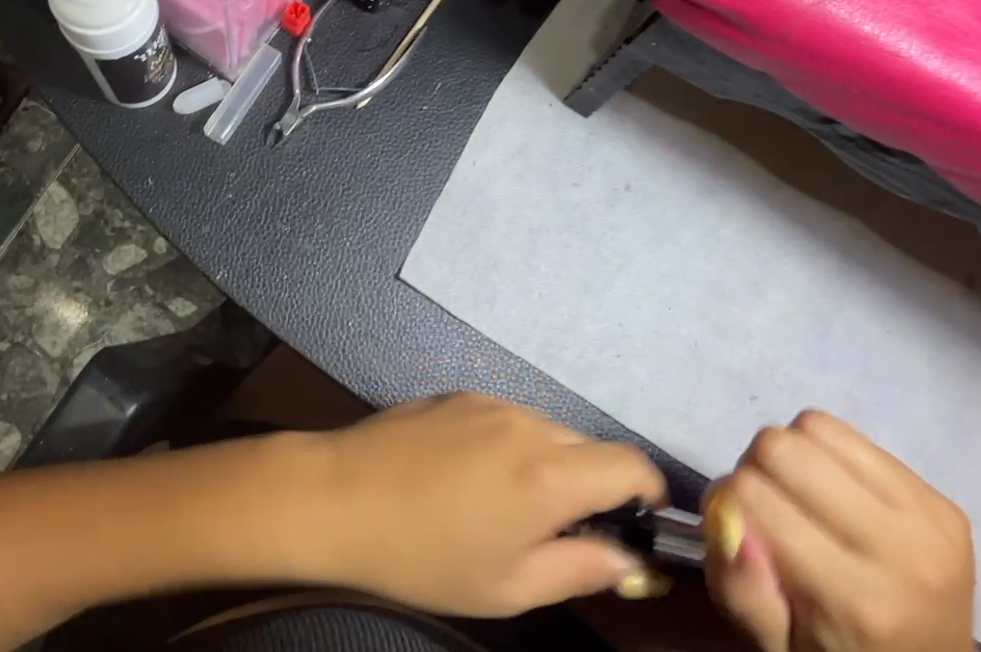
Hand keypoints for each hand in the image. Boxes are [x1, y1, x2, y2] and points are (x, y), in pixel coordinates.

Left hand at [292, 393, 667, 615]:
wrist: (335, 496)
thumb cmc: (422, 554)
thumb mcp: (508, 586)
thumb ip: (580, 569)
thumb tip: (626, 560)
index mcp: (547, 472)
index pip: (630, 464)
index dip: (645, 495)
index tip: (633, 526)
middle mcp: (523, 423)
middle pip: (588, 446)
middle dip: (593, 485)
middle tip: (561, 530)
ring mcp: (484, 401)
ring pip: (545, 429)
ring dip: (548, 463)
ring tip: (507, 506)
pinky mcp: (452, 394)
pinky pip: (504, 418)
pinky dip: (510, 445)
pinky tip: (470, 478)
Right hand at [702, 411, 974, 651]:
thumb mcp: (772, 644)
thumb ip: (740, 591)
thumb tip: (726, 520)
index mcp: (854, 596)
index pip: (750, 493)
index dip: (727, 502)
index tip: (738, 530)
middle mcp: (900, 551)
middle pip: (780, 447)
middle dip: (755, 469)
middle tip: (768, 506)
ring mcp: (929, 520)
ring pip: (814, 427)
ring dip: (791, 454)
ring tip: (802, 496)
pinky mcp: (944, 502)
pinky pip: (851, 434)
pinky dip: (826, 453)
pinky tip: (837, 492)